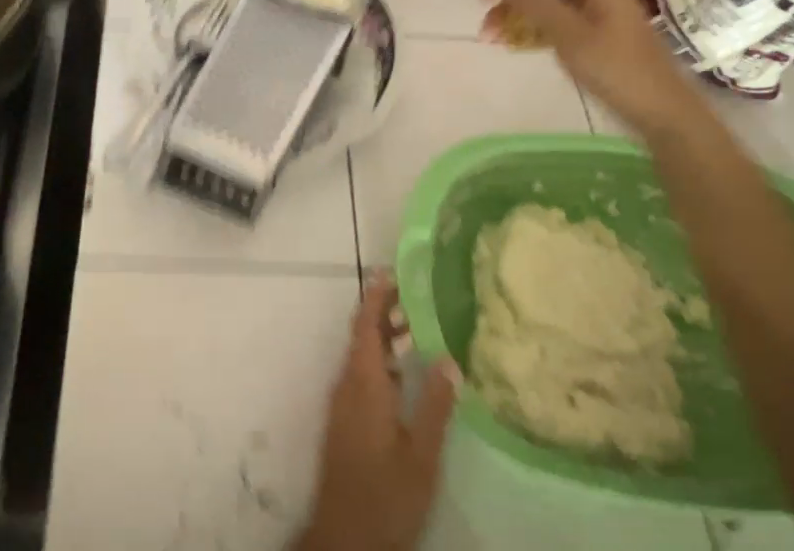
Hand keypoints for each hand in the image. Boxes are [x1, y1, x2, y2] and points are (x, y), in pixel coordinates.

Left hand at [296, 275, 458, 550]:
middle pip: (363, 336)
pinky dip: (384, 361)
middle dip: (386, 311)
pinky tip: (410, 370)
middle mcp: (347, 386)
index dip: (376, 295)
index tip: (393, 269)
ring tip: (422, 324)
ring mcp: (344, 405)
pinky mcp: (347, 422)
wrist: (345, 539)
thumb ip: (434, 405)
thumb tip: (449, 358)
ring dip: (387, 337)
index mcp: (363, 384)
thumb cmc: (385, 495)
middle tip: (420, 292)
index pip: (365, 326)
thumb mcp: (420, 454)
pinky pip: (363, 376)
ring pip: (364, 357)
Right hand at [479, 0, 699, 134]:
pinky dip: (528, 27)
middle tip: (484, 3)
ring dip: (515, 10)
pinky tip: (506, 43)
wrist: (657, 110)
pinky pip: (552, 20)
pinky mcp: (588, 35)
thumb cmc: (618, 69)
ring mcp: (591, 12)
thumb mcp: (571, 35)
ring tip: (488, 34)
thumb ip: (537, 3)